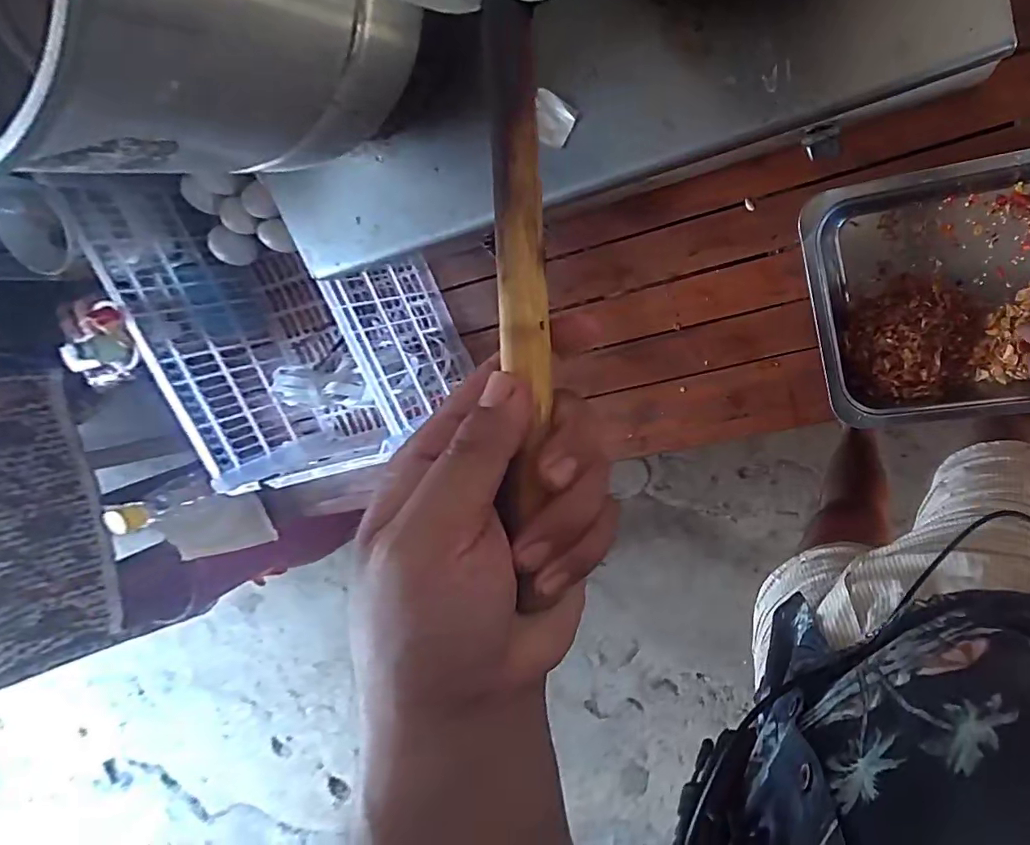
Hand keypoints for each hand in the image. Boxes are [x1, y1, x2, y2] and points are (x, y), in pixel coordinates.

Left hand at [352, 360, 619, 720]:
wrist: (470, 699)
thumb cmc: (423, 620)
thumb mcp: (430, 535)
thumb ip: (471, 455)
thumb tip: (510, 377)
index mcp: (448, 455)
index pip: (497, 380)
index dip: (539, 349)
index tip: (586, 330)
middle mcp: (499, 466)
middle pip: (563, 415)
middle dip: (566, 452)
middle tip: (549, 484)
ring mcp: (540, 498)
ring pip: (593, 462)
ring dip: (568, 518)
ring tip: (532, 565)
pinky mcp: (575, 530)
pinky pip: (607, 511)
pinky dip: (582, 550)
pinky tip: (548, 585)